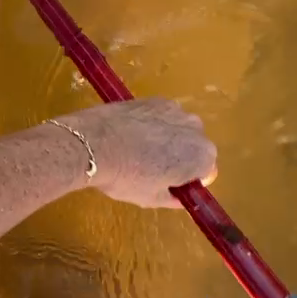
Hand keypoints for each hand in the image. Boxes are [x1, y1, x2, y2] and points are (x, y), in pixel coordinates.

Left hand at [53, 98, 216, 207]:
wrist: (91, 143)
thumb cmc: (124, 176)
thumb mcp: (150, 198)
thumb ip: (173, 198)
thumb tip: (180, 197)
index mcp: (202, 157)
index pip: (204, 172)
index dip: (184, 179)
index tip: (164, 182)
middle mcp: (197, 129)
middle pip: (193, 147)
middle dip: (177, 156)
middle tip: (147, 166)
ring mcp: (175, 110)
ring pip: (177, 129)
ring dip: (164, 137)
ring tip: (135, 148)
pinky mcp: (154, 98)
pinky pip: (160, 116)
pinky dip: (150, 123)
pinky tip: (129, 131)